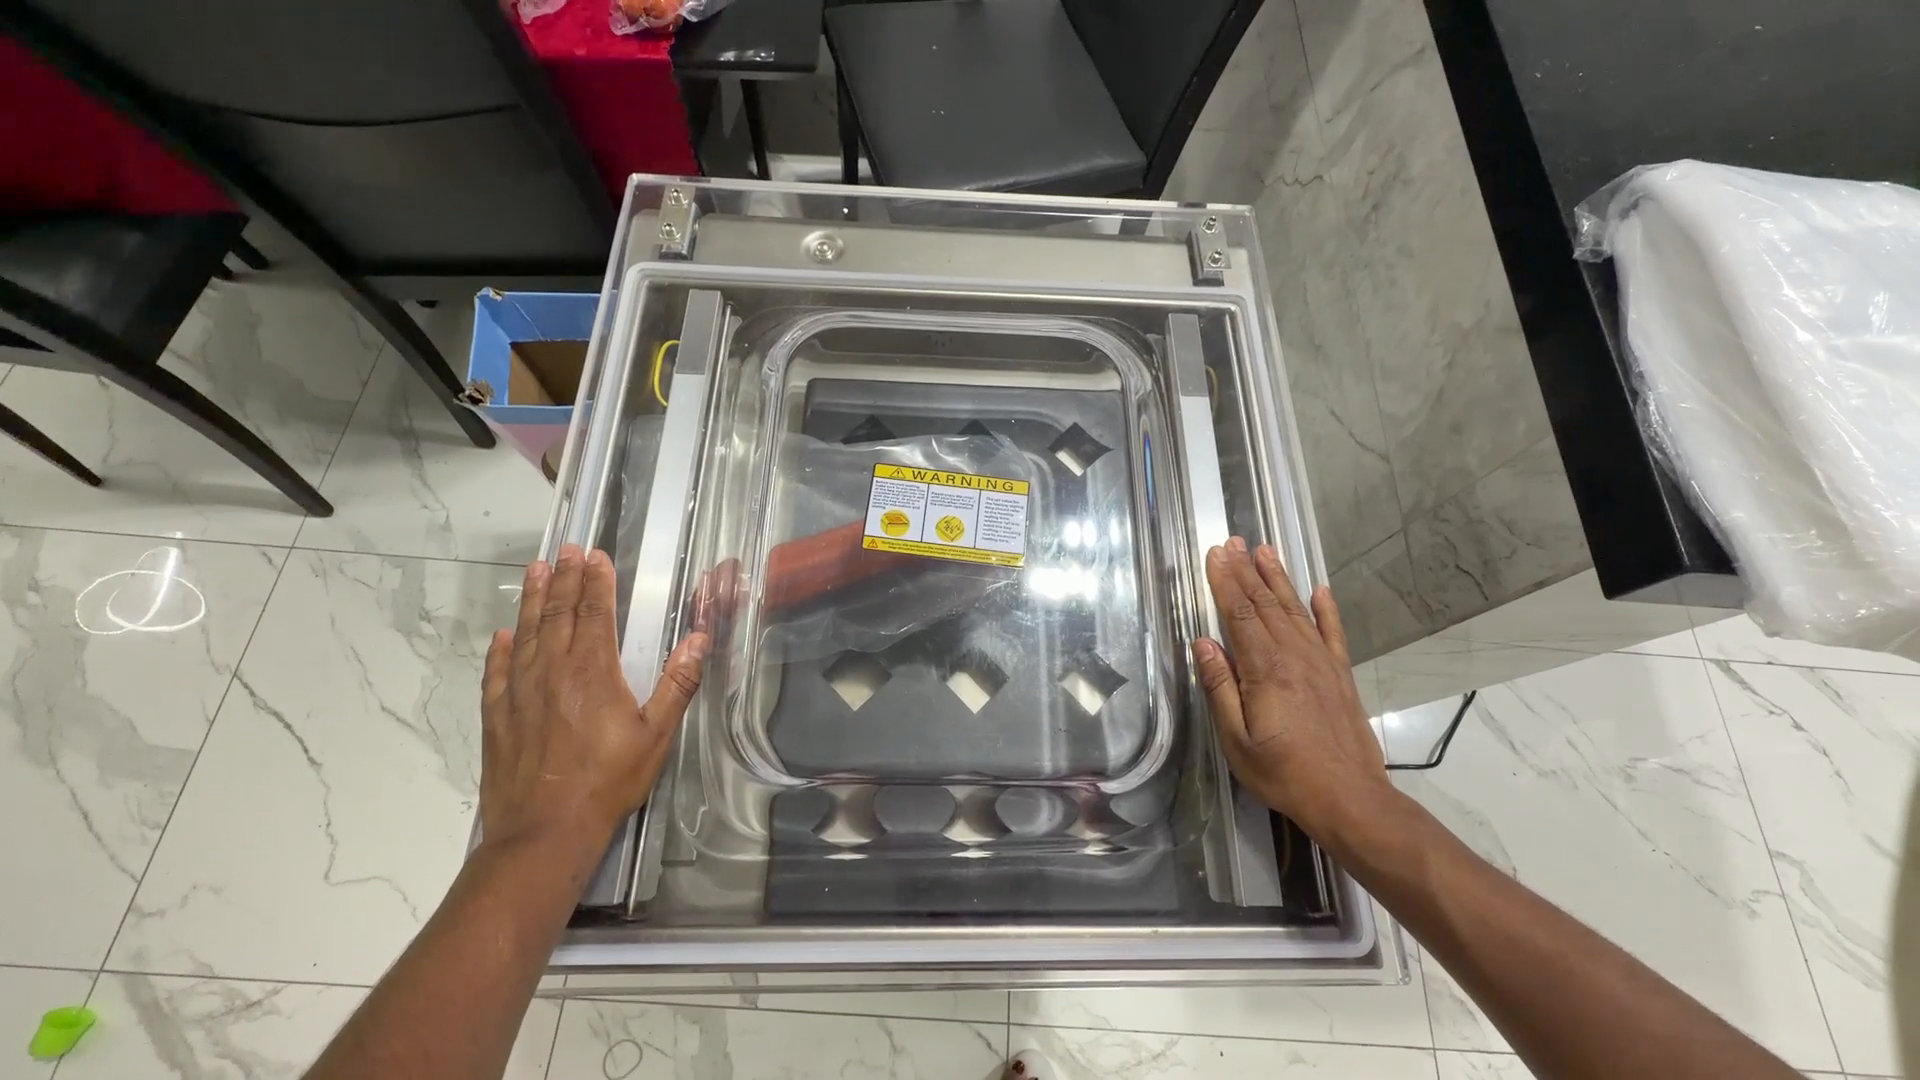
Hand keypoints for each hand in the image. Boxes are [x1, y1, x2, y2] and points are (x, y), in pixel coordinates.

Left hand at [478, 545, 706, 869]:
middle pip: (557, 613)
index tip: (595, 555)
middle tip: (565, 549)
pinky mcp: (497, 716)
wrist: (544, 830)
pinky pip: (497, 671)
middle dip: (563, 578)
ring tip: (534, 571)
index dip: (596, 582)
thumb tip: (699, 639)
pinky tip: (504, 636)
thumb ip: (677, 684)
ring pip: (526, 633)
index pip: (594, 613)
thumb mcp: (656, 736)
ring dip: (532, 600)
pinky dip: (502, 649)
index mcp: (593, 671)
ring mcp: (519, 692)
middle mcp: (552, 670)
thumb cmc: (608, 782)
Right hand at [1191, 538, 1390, 841]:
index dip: (1225, 582)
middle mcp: (1294, 656)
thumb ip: (1220, 688)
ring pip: (1295, 610)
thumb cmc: (1282, 772)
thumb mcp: (1236, 739)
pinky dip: (1325, 609)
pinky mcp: (1340, 675)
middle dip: (1246, 571)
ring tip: (1265, 551)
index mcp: (1265, 669)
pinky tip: (1319, 590)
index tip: (1214, 554)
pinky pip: (1332, 633)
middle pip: (1265, 604)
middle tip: (1233, 542)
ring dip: (1278, 579)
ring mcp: (1321, 663)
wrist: (1349, 796)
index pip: (1239, 614)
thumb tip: (1204, 644)